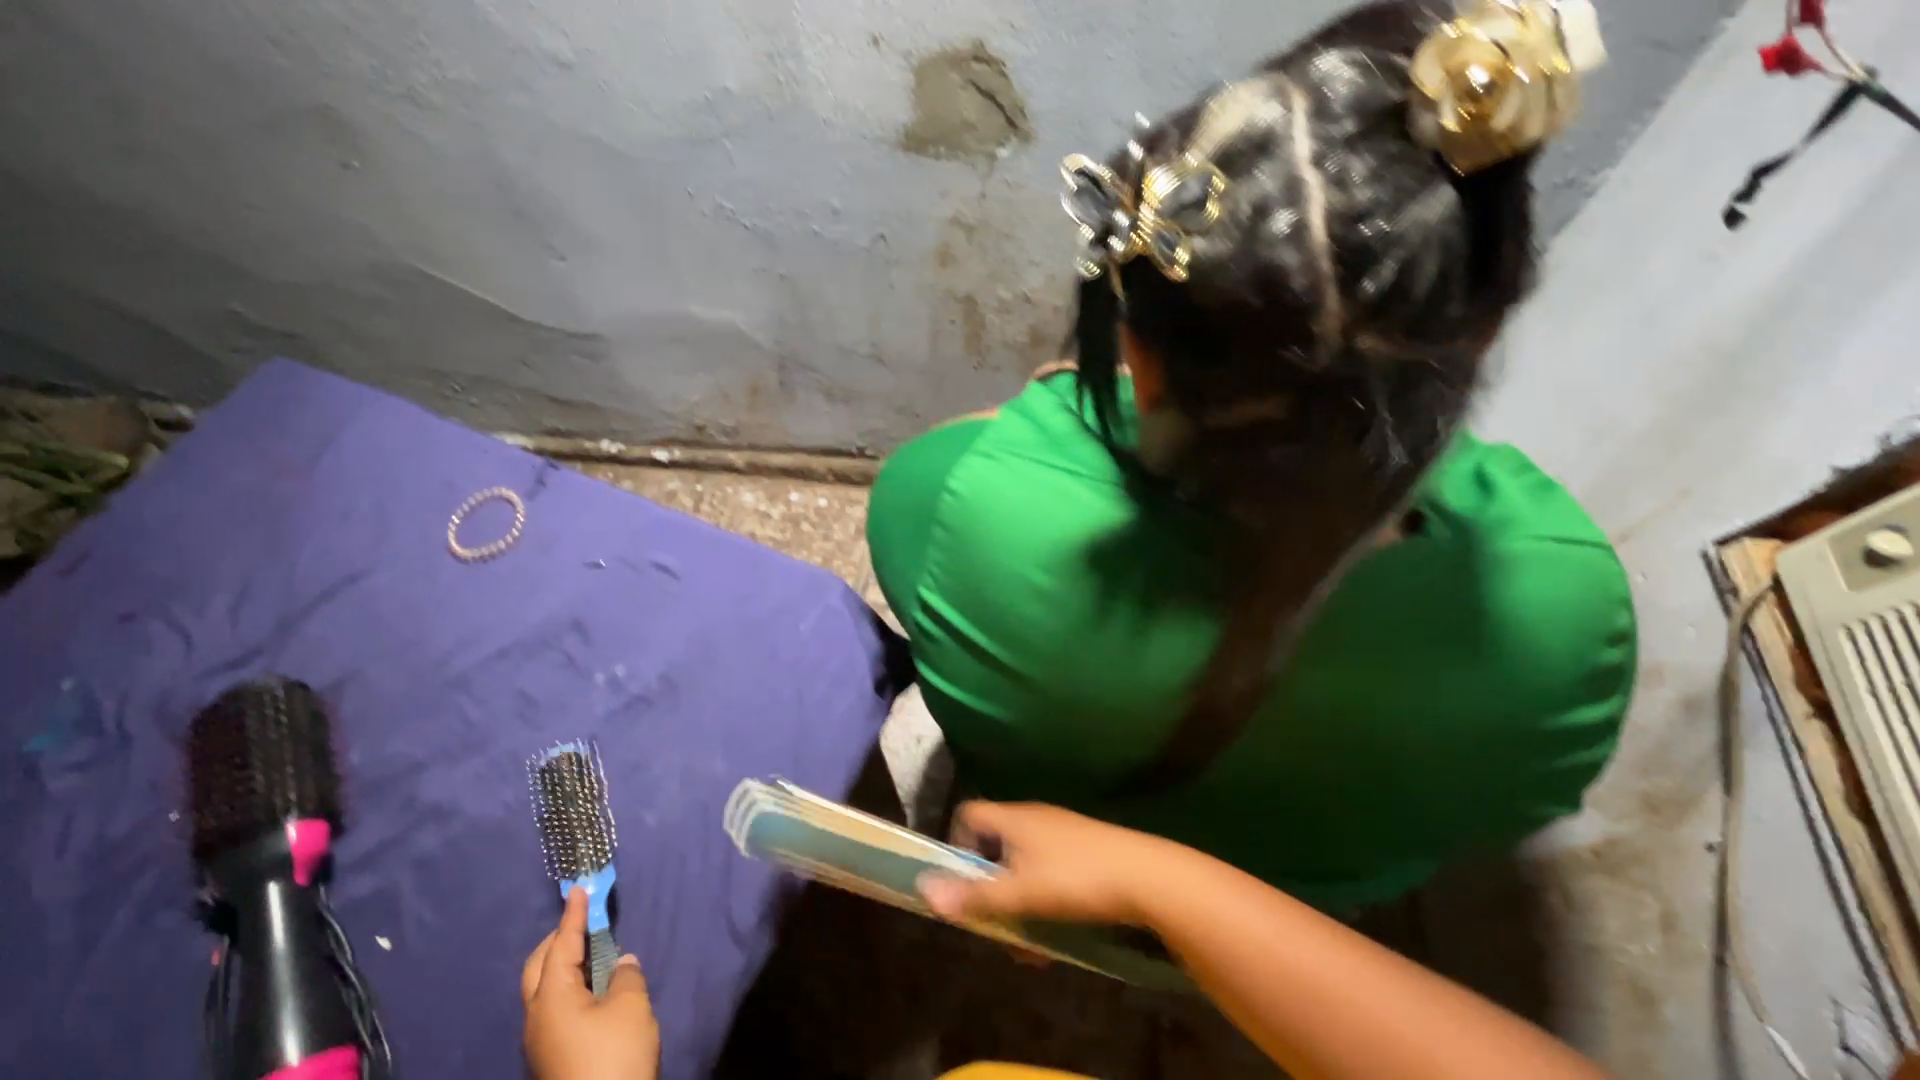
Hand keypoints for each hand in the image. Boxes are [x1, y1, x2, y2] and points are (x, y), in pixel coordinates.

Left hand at [522, 888, 660, 1079]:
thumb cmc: (614, 1057)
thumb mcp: (631, 1008)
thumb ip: (626, 977)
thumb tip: (620, 964)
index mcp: (552, 997)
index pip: (561, 945)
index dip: (574, 916)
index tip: (579, 889)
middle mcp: (537, 1016)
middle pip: (539, 967)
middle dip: (557, 940)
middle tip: (579, 921)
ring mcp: (540, 1041)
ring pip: (544, 991)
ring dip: (563, 966)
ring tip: (589, 952)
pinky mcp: (551, 1059)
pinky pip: (554, 1009)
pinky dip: (569, 988)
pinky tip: (592, 991)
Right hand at [916, 801, 1176, 926]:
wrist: (1149, 877)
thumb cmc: (1078, 880)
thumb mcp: (1021, 893)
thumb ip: (974, 896)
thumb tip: (924, 891)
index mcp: (1015, 818)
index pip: (969, 814)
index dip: (957, 844)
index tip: (964, 881)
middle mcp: (1035, 819)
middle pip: (995, 847)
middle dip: (991, 890)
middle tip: (996, 925)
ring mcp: (1063, 834)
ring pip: (1023, 868)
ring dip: (1018, 905)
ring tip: (1030, 946)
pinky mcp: (1086, 852)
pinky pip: (1048, 873)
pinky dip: (1043, 902)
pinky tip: (1056, 936)